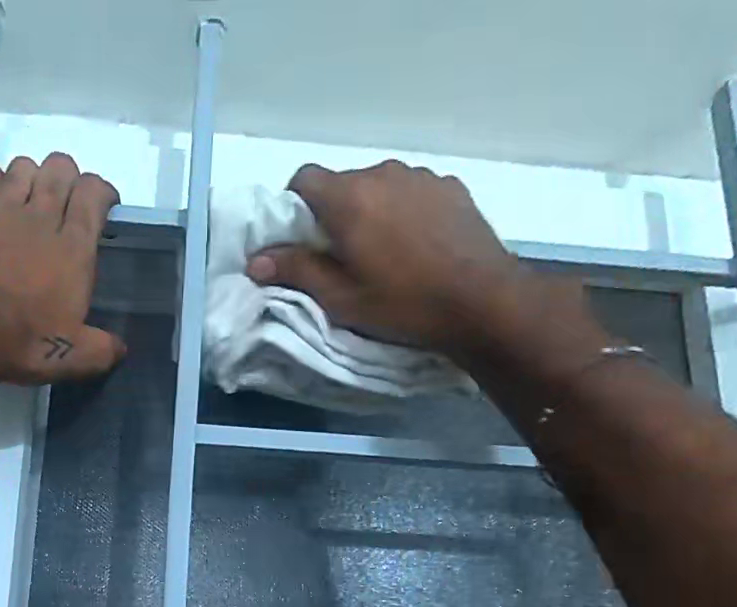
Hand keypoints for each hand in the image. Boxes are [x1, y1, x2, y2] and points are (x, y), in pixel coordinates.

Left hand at [0, 153, 125, 391]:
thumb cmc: (22, 340)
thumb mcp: (75, 358)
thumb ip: (103, 350)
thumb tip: (119, 348)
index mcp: (75, 250)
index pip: (94, 196)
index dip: (103, 192)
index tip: (105, 203)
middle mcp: (41, 219)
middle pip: (59, 171)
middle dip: (70, 176)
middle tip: (69, 198)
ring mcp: (0, 211)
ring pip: (23, 168)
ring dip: (34, 176)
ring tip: (33, 196)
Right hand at [247, 161, 609, 379]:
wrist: (481, 302)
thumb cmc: (403, 304)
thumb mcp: (341, 298)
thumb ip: (296, 271)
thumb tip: (255, 259)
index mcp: (349, 197)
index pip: (304, 178)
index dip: (296, 207)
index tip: (304, 240)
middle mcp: (383, 173)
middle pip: (344, 184)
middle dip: (336, 214)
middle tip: (345, 257)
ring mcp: (422, 177)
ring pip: (381, 186)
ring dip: (374, 211)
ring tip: (387, 254)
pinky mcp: (452, 187)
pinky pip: (414, 193)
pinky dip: (406, 212)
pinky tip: (419, 246)